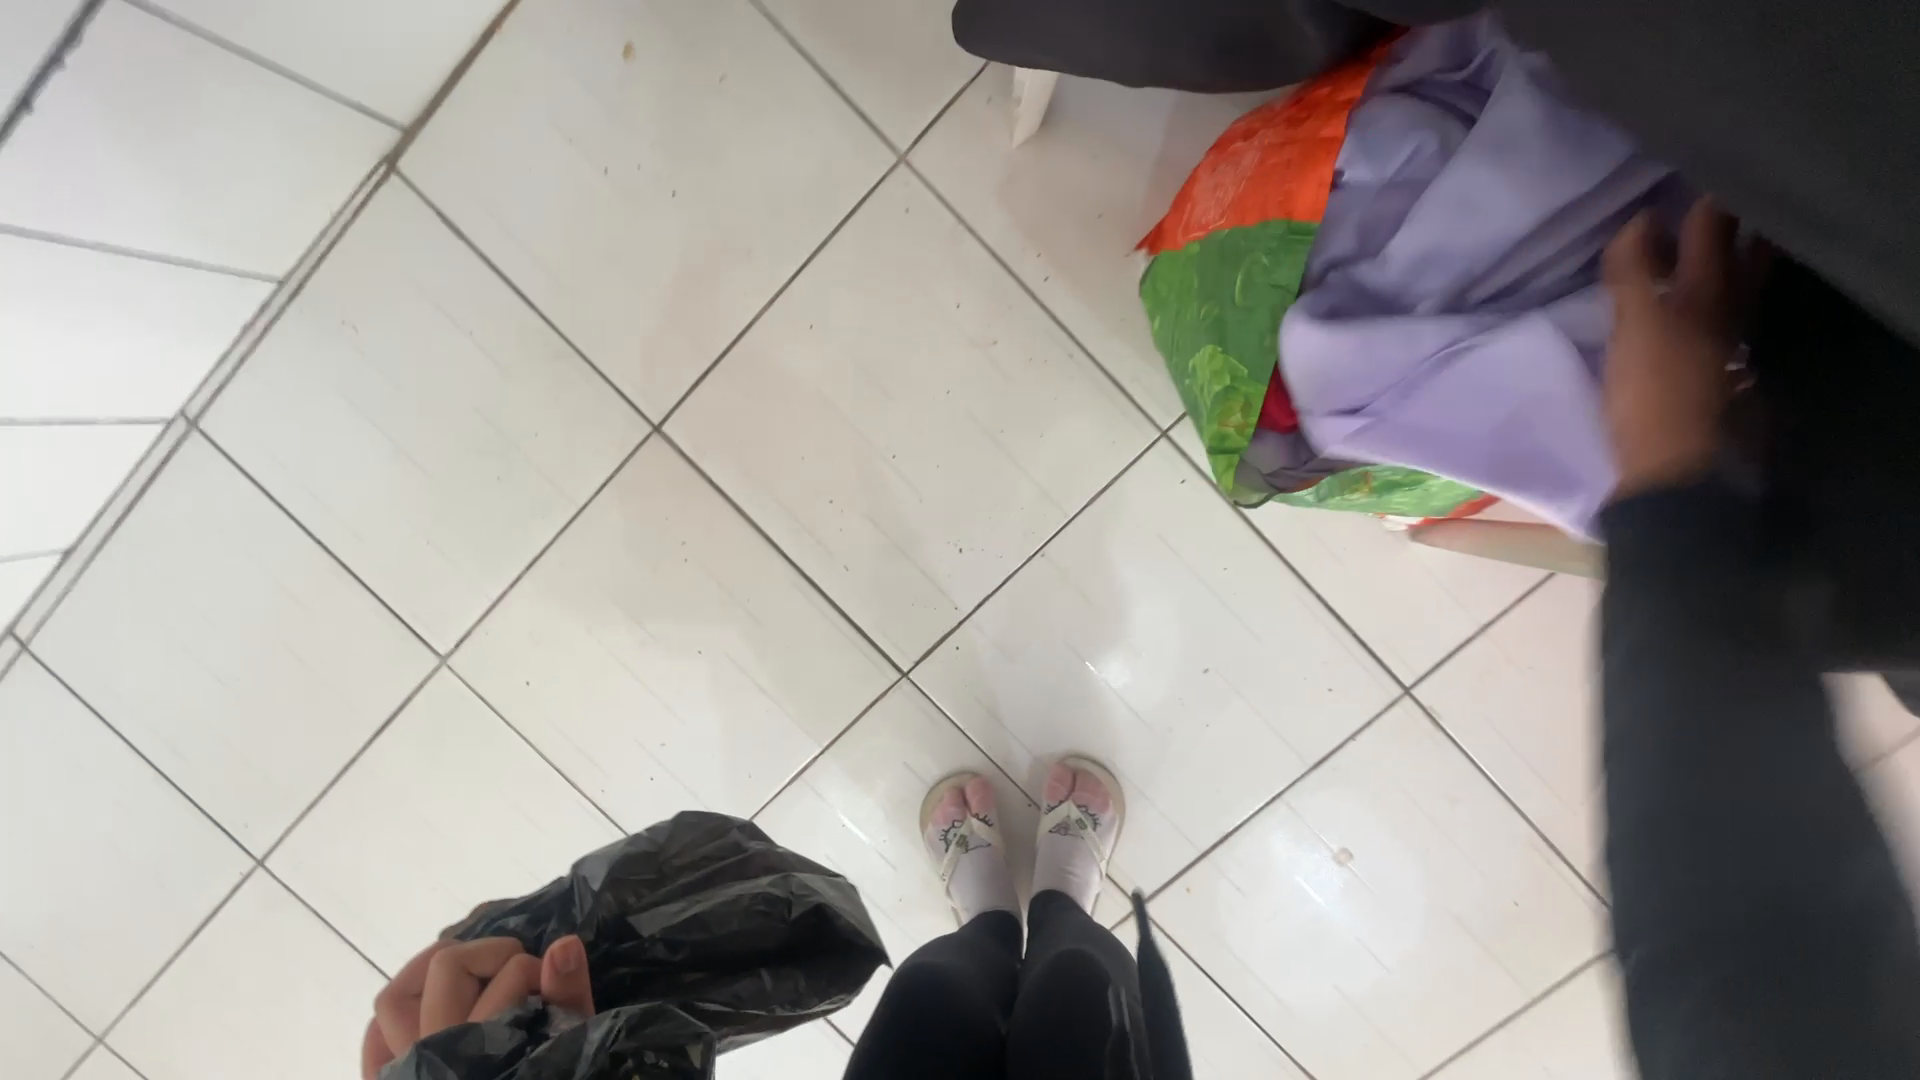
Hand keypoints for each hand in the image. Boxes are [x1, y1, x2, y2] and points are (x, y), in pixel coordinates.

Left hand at [359, 935, 591, 1079]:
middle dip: (493, 954)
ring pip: (394, 995)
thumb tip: (563, 944)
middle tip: (523, 974)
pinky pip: (374, 1037)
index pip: (509, 975)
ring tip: (477, 971)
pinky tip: (435, 1007)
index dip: (534, 970)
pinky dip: (402, 1012)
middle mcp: (432, 1061)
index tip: (551, 988)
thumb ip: (569, 1001)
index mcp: (484, 1053)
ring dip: (437, 969)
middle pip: (448, 967)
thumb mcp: (567, 1057)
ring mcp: (403, 1074)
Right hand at [1601, 198, 1741, 497]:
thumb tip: (1637, 221)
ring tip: (1698, 245)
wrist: (1673, 466)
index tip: (1686, 176)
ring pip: (1732, 285)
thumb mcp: (1635, 329)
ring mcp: (1724, 341)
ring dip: (1717, 261)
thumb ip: (1634, 275)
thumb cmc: (1652, 394)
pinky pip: (1714, 316)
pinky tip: (1686, 301)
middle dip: (1727, 226)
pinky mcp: (1709, 369)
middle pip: (1739, 254)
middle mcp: (1730, 309)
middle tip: (1706, 199)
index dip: (1701, 203)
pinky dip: (1703, 297)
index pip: (1713, 231)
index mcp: (1712, 294)